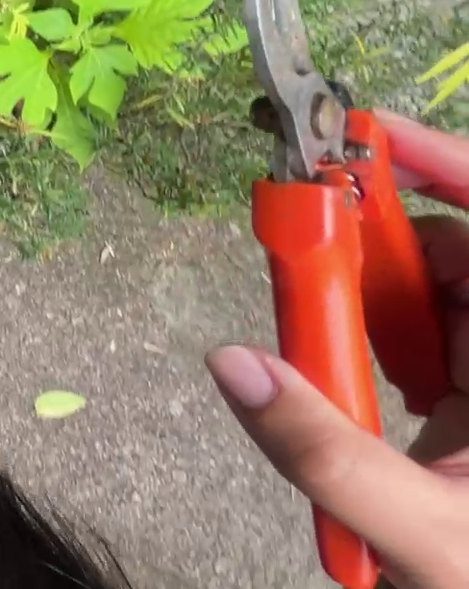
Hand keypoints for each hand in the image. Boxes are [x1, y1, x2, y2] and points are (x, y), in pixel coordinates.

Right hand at [207, 113, 468, 587]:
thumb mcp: (425, 535)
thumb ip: (322, 451)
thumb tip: (228, 360)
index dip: (450, 170)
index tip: (365, 137)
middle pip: (459, 259)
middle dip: (376, 246)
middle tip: (297, 249)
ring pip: (431, 294)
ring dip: (360, 298)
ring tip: (325, 341)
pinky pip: (415, 332)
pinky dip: (363, 333)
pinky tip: (346, 372)